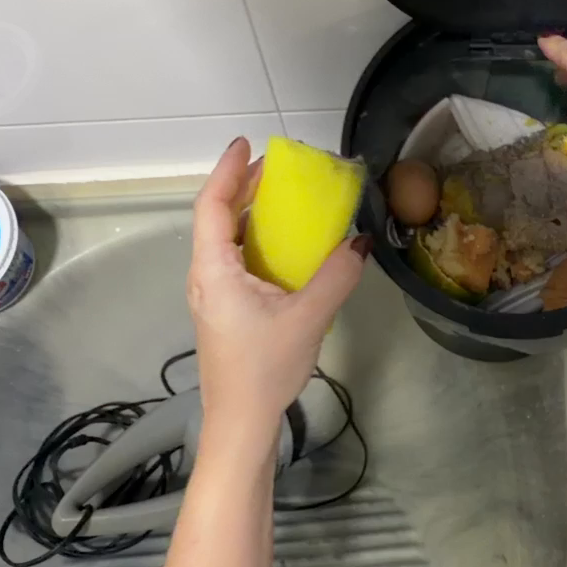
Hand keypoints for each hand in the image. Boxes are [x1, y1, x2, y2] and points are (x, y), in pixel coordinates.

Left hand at [187, 138, 366, 455]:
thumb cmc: (265, 369)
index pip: (212, 206)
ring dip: (248, 213)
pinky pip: (235, 260)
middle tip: (273, 167)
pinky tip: (282, 245)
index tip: (246, 144)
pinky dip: (255, 240)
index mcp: (214, 271)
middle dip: (241, 187)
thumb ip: (336, 276)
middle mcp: (205, 276)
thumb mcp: (308, 318)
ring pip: (225, 240)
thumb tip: (360, 241)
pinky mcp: (224, 309)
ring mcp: (212, 294)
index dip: (226, 171)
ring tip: (280, 197)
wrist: (242, 422)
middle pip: (216, 218)